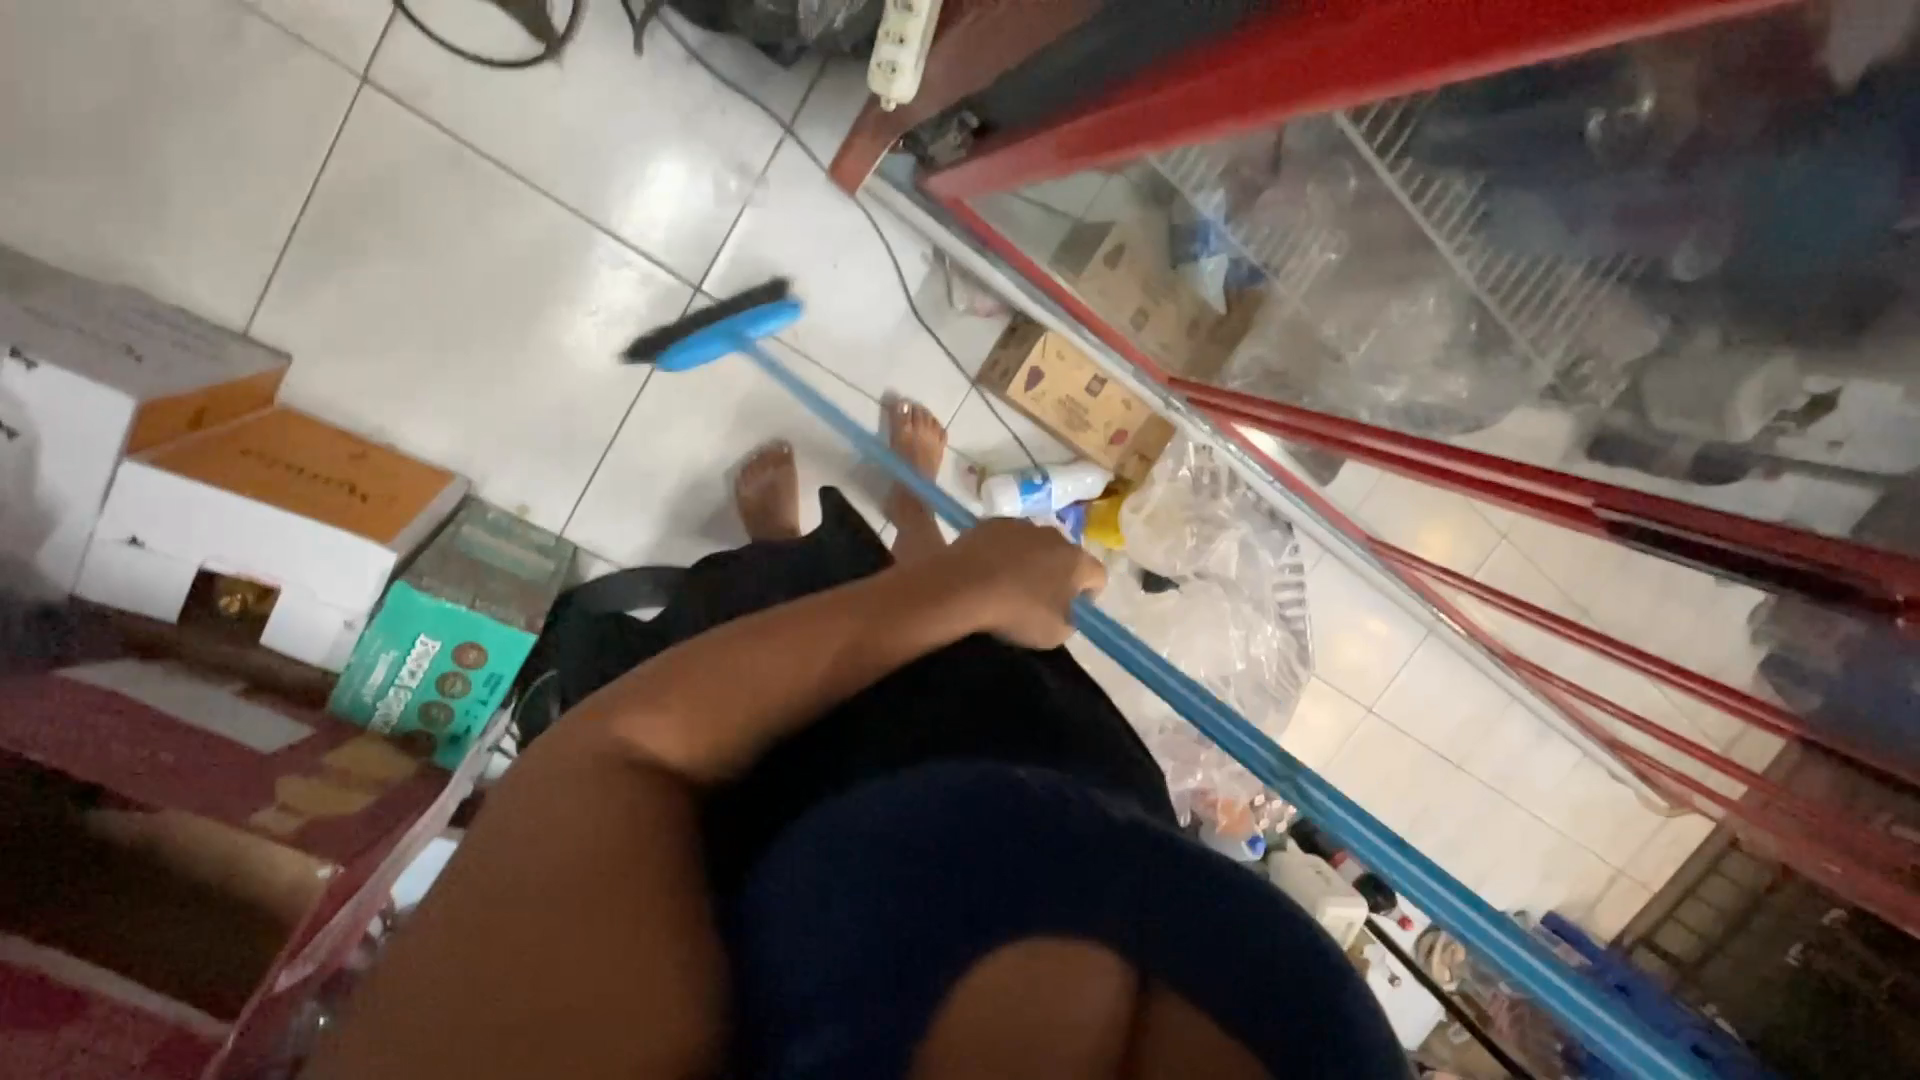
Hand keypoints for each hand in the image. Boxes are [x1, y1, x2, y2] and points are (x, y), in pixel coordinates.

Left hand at [941, 518, 1107, 648]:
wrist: (963, 586)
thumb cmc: (1016, 612)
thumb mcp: (1055, 633)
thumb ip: (1070, 619)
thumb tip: (1066, 610)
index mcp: (1077, 560)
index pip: (1098, 576)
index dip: (1089, 595)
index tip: (1072, 610)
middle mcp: (1054, 535)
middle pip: (1066, 556)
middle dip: (1058, 575)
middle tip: (1040, 599)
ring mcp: (1021, 525)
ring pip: (1035, 545)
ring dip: (1029, 561)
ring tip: (1009, 584)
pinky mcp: (991, 523)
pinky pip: (1005, 540)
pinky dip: (1002, 553)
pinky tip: (987, 571)